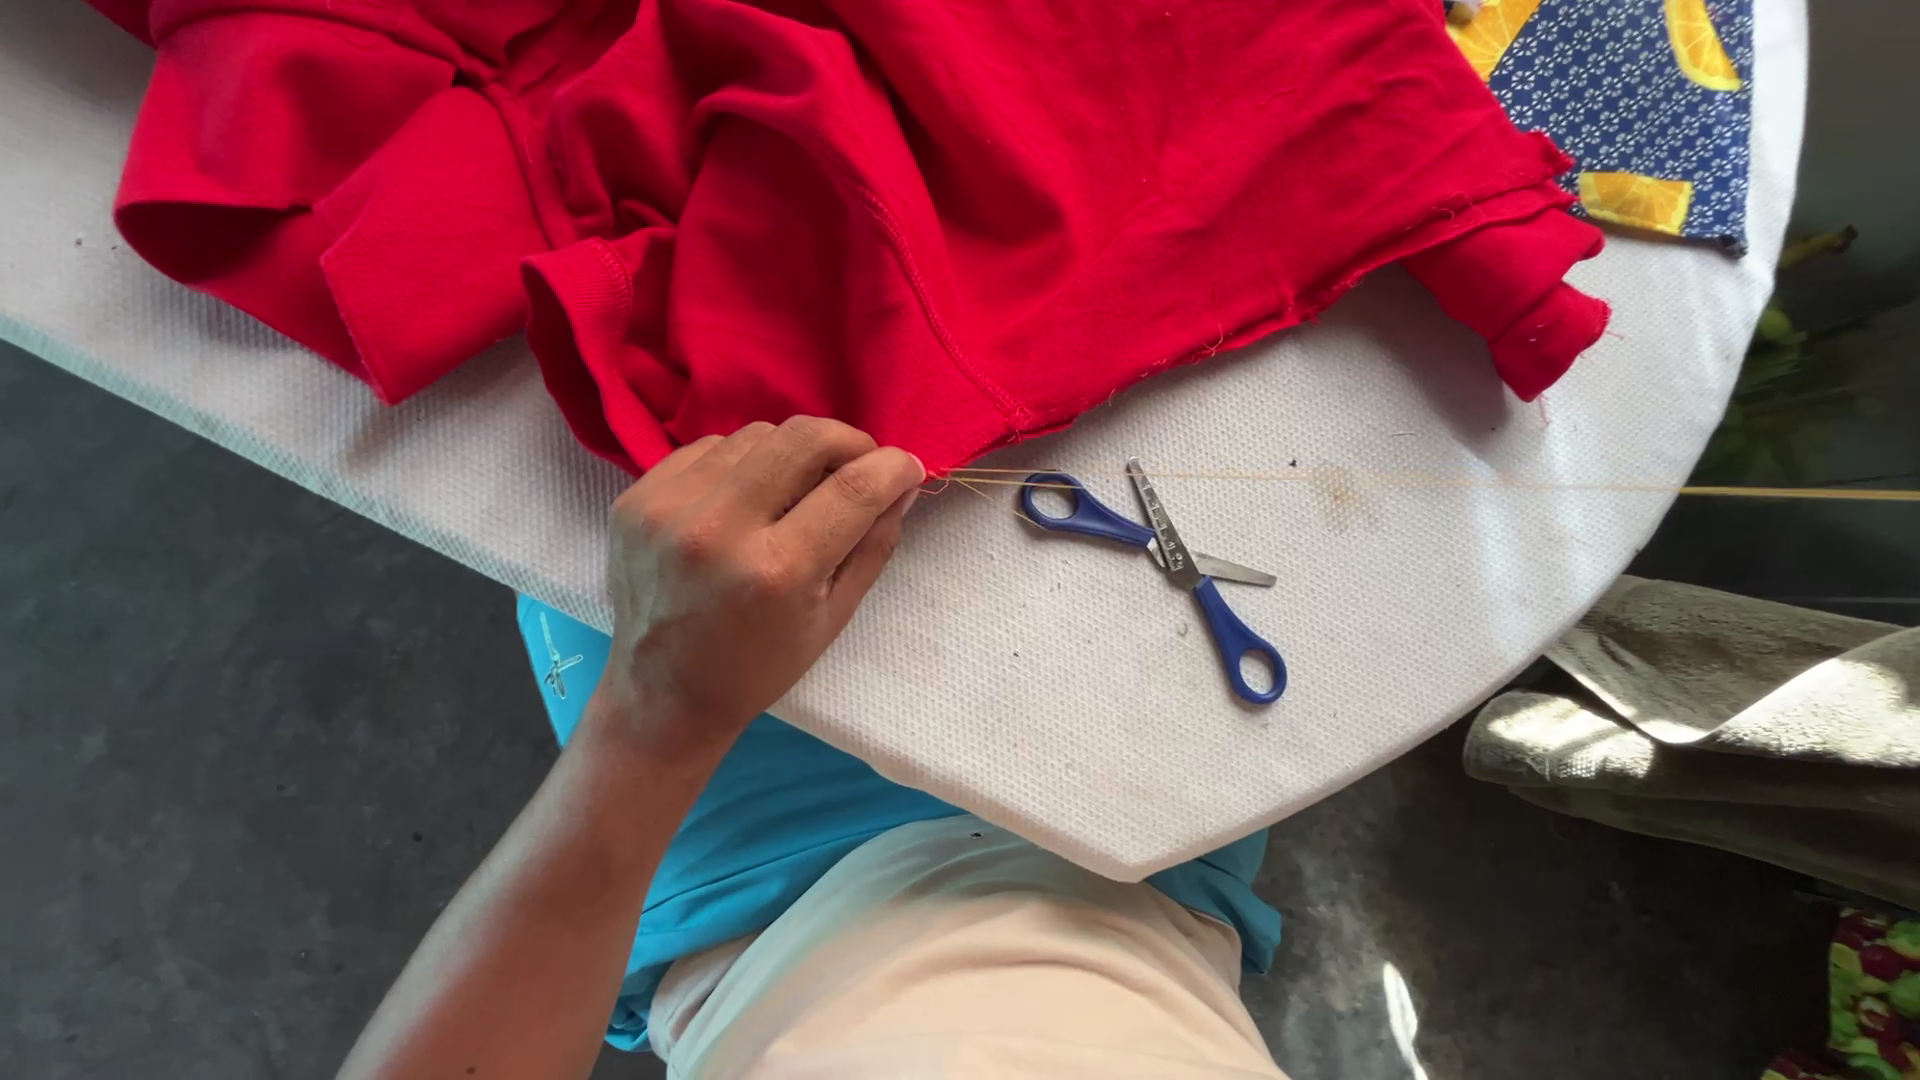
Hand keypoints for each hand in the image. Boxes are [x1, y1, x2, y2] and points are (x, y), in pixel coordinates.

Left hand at [596, 417, 924, 749]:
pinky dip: (745, 461)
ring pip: (758, 434)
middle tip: (862, 464)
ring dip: (795, 452)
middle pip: (804, 438)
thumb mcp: (834, 617)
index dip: (894, 468)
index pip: (854, 488)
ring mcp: (668, 507)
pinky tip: (749, 495)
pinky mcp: (637, 498)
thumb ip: (875, 544)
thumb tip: (903, 484)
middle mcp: (719, 528)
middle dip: (850, 441)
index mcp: (777, 571)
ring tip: (800, 488)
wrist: (661, 695)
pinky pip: (710, 447)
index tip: (908, 467)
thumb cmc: (760, 667)